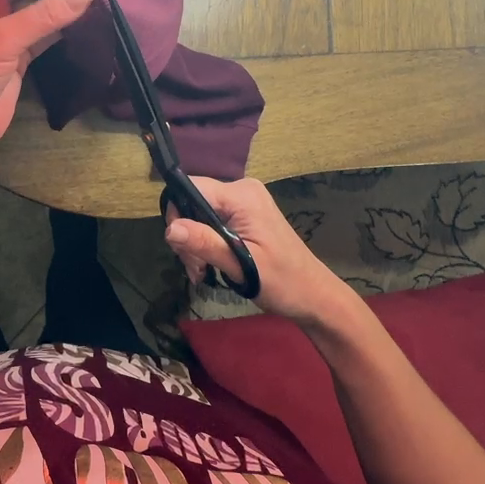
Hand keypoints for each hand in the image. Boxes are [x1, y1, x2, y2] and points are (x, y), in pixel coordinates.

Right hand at [165, 177, 355, 321]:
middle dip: (188, 236)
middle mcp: (241, 190)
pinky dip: (206, 242)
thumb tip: (170, 229)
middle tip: (197, 269)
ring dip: (195, 244)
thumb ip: (204, 243)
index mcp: (242, 196)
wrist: (314, 296)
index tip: (182, 248)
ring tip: (203, 272)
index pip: (191, 188)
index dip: (178, 214)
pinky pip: (212, 220)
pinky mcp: (244, 214)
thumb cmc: (282, 282)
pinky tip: (209, 265)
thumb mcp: (240, 265)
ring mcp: (244, 201)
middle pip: (193, 202)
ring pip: (199, 214)